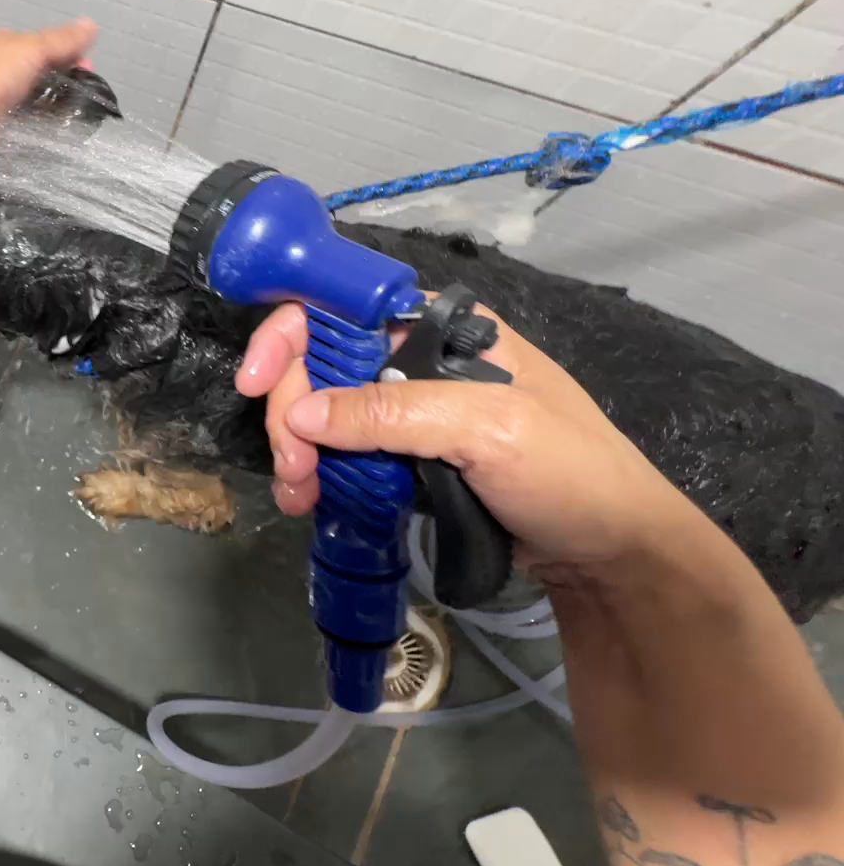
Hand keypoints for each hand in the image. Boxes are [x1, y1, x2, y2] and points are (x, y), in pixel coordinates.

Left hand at [0, 19, 97, 172]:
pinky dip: (39, 132)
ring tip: (78, 118)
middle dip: (63, 84)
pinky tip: (58, 137)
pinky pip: (23, 131)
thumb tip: (92, 24)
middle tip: (87, 96)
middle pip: (38, 77)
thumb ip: (59, 41)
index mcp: (0, 46)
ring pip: (33, 106)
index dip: (67, 54)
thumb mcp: (27, 49)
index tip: (89, 68)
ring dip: (53, 110)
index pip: (40, 47)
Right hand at [236, 301, 702, 572]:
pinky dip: (308, 472)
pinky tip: (306, 498)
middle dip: (289, 413)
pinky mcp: (392, 452)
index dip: (286, 336)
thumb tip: (299, 414)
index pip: (339, 308)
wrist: (609, 557)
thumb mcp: (490, 431)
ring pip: (313, 411)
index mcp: (439, 329)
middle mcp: (410, 358)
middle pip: (314, 365)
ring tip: (297, 494)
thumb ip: (393, 412)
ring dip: (293, 450)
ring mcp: (399, 408)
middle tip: (293, 466)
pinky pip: (329, 450)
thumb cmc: (571, 475)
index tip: (255, 383)